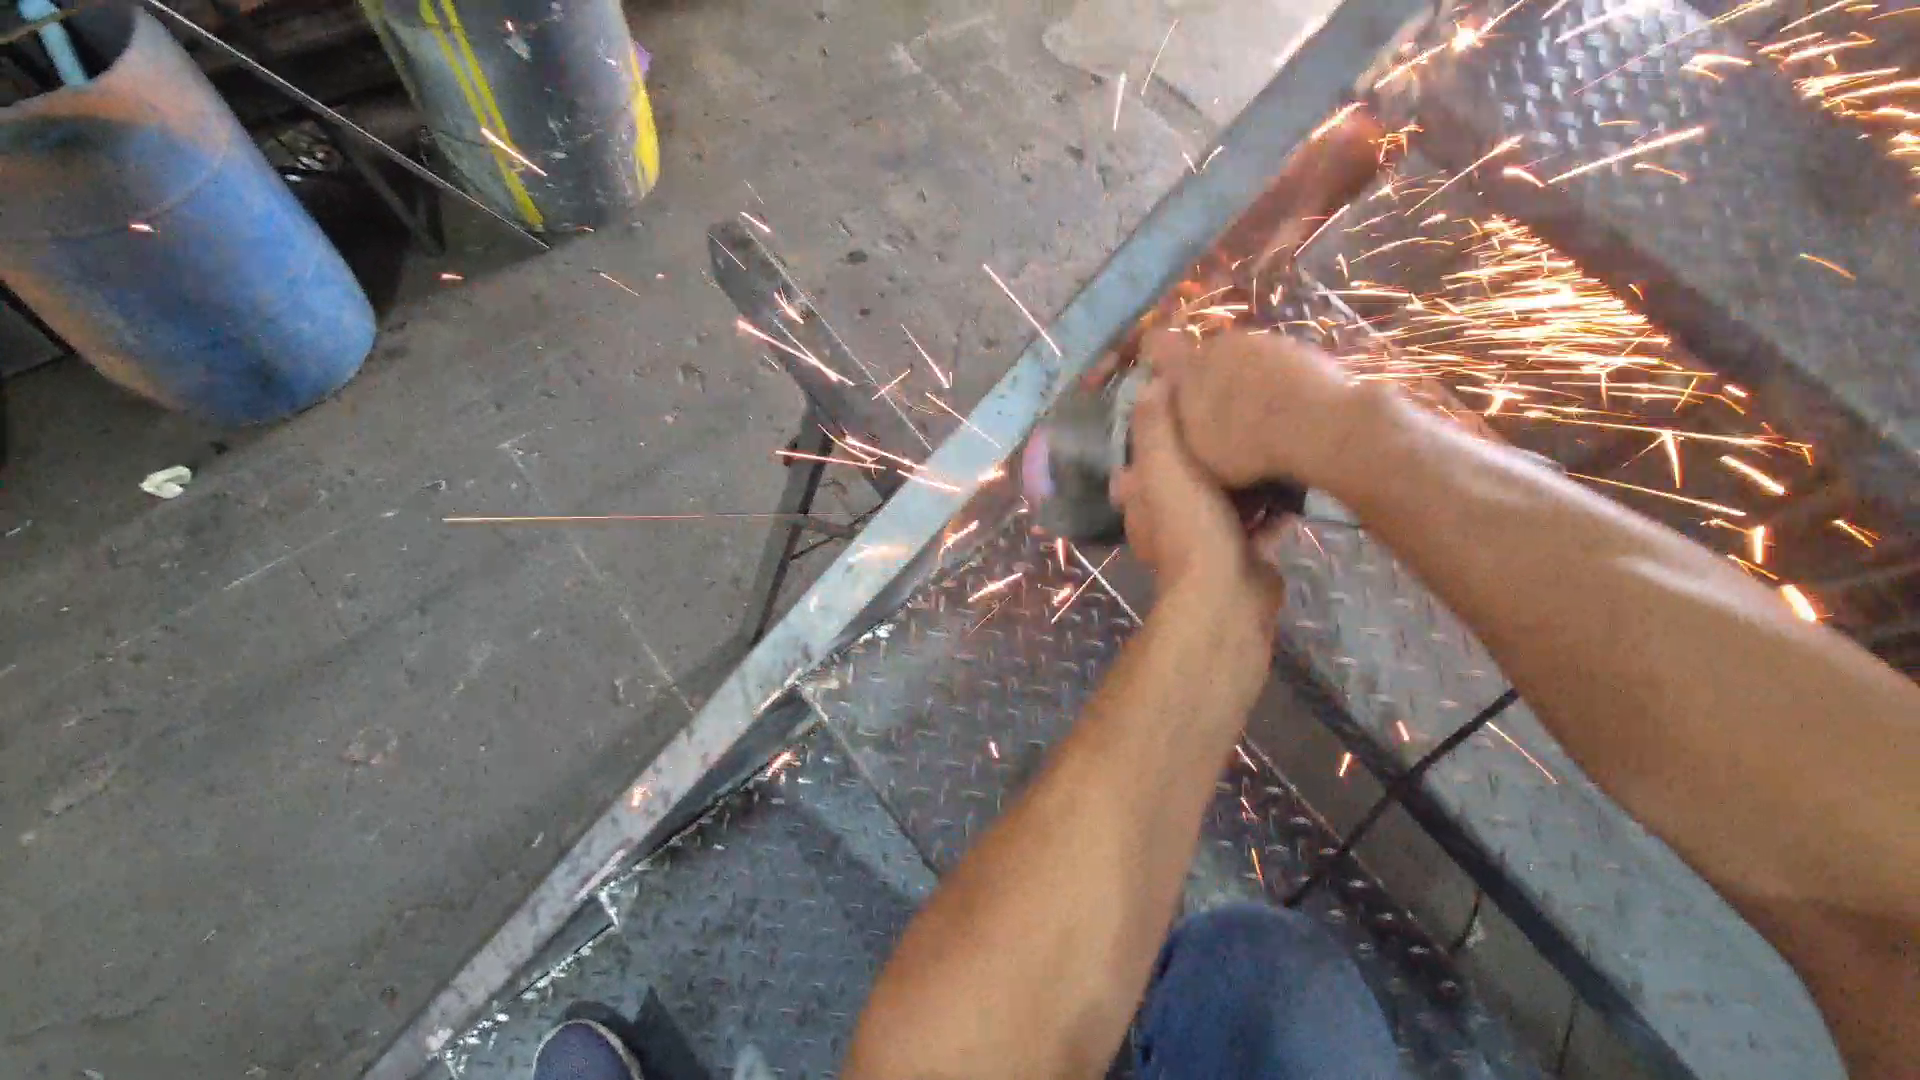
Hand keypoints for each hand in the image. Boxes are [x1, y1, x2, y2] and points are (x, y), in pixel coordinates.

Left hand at [1110, 378, 1283, 616]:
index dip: (1163, 430)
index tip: (1191, 399)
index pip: (1146, 458)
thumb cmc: (1190, 526)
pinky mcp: (1246, 556)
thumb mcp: (1163, 466)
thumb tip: (1151, 381)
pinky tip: (1296, 480)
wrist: (1229, 594)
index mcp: (1144, 502)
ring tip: (1273, 438)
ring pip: (1229, 499)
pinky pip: (1262, 524)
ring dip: (1248, 478)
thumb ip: (1156, 425)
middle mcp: (1171, 522)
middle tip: (1243, 415)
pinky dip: (1276, 507)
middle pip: (1191, 477)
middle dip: (1213, 452)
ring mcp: (1209, 542)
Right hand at [1142, 330, 1401, 495]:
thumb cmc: (1247, 447)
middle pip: (1202, 358)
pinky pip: (1276, 370)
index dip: (1151, 359)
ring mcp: (1265, 344)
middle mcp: (1223, 344)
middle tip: (1213, 423)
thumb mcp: (1190, 456)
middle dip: (1202, 383)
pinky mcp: (1302, 352)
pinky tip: (1286, 420)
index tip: (1156, 380)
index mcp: (1190, 366)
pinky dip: (1274, 390)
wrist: (1323, 428)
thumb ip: (1164, 446)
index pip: (1155, 345)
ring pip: (1241, 363)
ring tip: (1256, 425)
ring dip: (1241, 387)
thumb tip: (1126, 466)